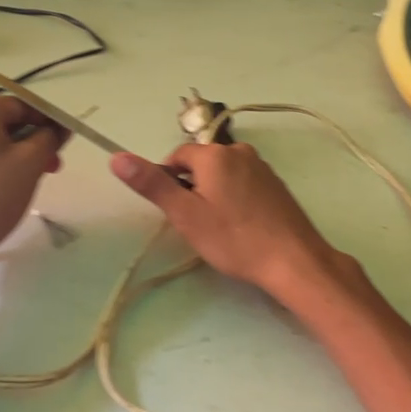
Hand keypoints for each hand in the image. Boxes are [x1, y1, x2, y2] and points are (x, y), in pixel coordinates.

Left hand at [0, 95, 64, 264]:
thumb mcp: (30, 162)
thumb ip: (49, 137)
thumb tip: (58, 129)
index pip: (22, 106)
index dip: (48, 123)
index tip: (65, 142)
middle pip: (6, 122)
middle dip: (33, 141)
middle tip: (53, 166)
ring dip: (18, 153)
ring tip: (34, 178)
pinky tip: (10, 184)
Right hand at [110, 143, 346, 294]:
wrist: (293, 260)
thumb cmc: (234, 239)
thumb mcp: (186, 215)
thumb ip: (152, 185)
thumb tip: (117, 157)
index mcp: (215, 154)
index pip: (177, 157)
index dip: (169, 183)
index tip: (176, 212)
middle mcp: (239, 151)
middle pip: (202, 164)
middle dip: (194, 189)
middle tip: (198, 224)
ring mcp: (262, 167)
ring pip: (223, 175)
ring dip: (214, 195)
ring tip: (220, 229)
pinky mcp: (277, 184)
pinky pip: (244, 184)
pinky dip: (236, 200)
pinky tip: (241, 227)